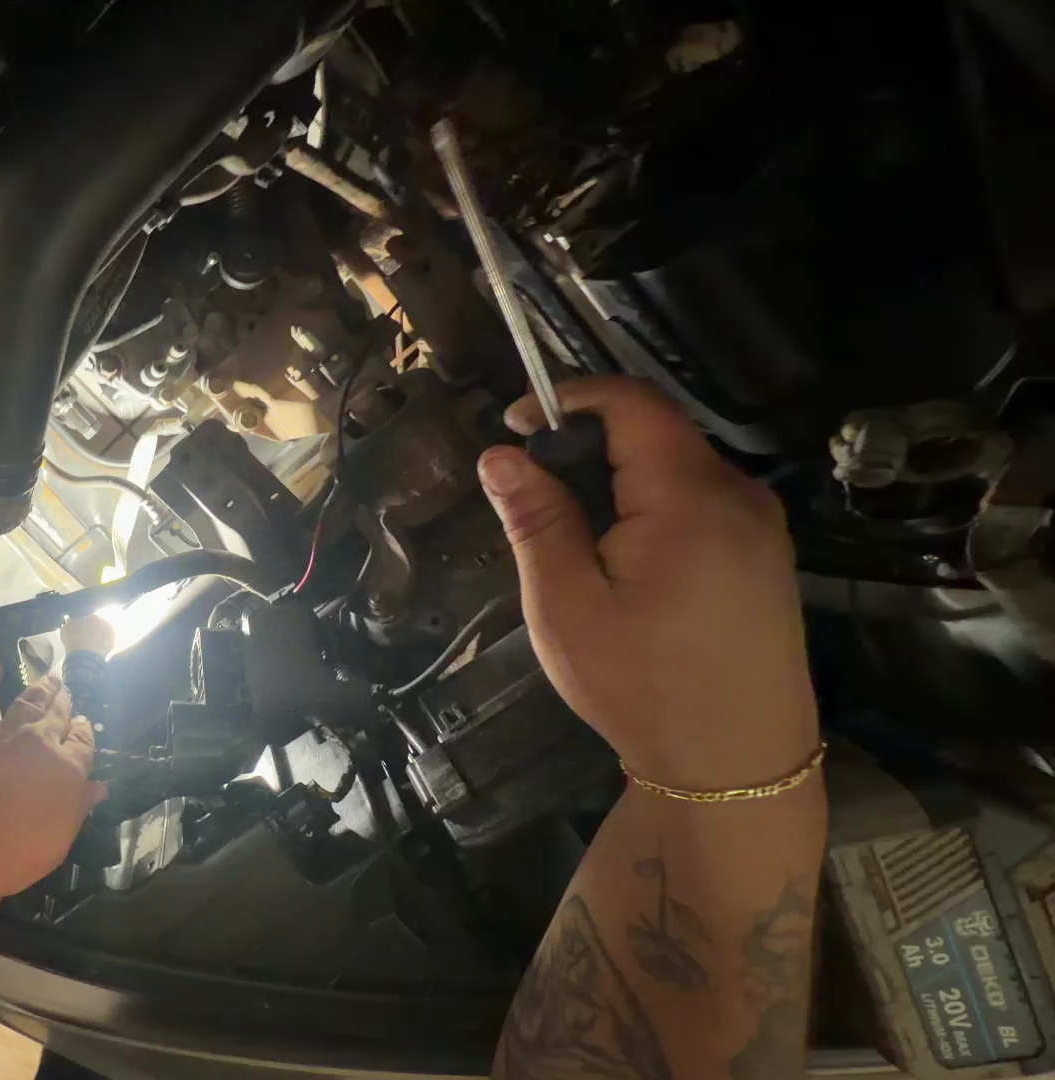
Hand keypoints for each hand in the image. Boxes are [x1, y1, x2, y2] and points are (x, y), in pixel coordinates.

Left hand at [0, 664, 105, 907]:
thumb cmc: (16, 854)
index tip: (84, 724)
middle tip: (67, 691)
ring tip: (49, 678)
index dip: (84, 732)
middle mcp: (41, 742)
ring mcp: (5, 733)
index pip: (83, 742)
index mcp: (68, 768)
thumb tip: (100, 785)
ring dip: (41, 688)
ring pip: (28, 702)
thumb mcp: (60, 839)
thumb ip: (79, 807)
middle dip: (65, 702)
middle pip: (58, 715)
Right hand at [478, 376, 818, 791]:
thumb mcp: (565, 602)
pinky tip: (613, 552)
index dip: (569, 398)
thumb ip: (536, 520)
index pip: (634, 405)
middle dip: (583, 440)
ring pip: (674, 465)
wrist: (734, 764)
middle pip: (655, 431)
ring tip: (563, 528)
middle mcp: (738, 497)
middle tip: (529, 491)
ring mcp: (759, 527)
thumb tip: (499, 454)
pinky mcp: (761, 555)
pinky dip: (642, 500)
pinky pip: (695, 498)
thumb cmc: (638, 681)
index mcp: (689, 500)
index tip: (514, 426)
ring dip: (612, 473)